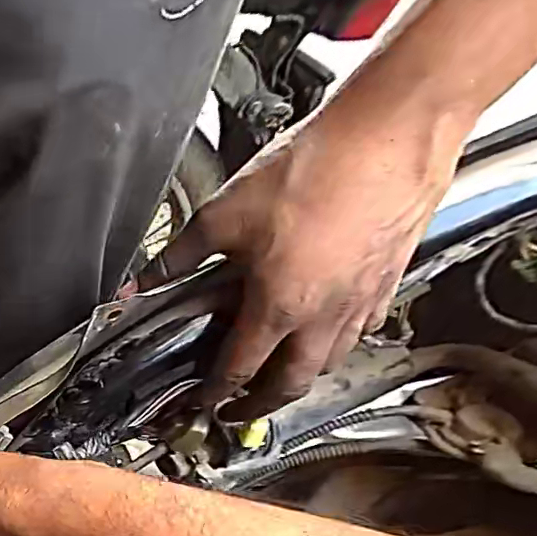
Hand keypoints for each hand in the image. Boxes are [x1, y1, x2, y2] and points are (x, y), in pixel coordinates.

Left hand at [155, 109, 462, 417]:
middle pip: (294, 381)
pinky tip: (322, 332)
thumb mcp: (220, 218)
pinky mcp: (393, 273)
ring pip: (332, 359)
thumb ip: (175, 259)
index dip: (215, 394)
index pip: (240, 369)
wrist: (396, 124)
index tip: (202, 404)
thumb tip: (139, 283)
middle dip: (261, 404)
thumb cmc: (313, 168)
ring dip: (300, 378)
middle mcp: (328, 311)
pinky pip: (363, 327)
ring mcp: (368, 295)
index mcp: (281, 305)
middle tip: (237, 411)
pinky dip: (337, 343)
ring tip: (276, 379)